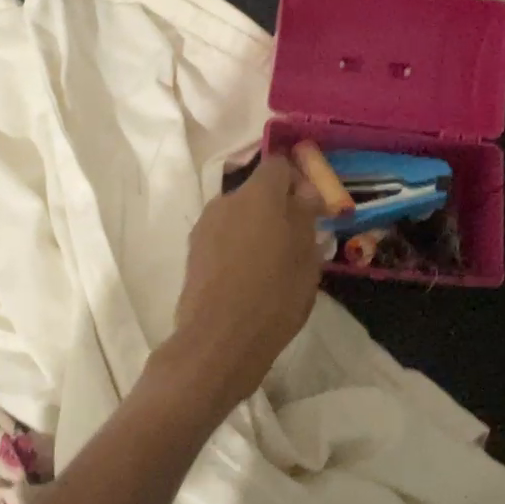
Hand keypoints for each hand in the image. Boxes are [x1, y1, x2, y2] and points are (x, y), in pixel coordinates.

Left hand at [153, 156, 325, 418]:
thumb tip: (304, 191)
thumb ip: (305, 216)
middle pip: (256, 192)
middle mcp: (226, 200)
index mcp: (258, 194)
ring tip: (273, 264)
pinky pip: (223, 238)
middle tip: (297, 239)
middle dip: (277, 208)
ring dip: (256, 229)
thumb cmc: (275, 294)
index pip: (278, 165)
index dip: (297, 179)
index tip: (311, 205)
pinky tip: (249, 278)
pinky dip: (237, 248)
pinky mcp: (193, 252)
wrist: (220, 338)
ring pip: (239, 216)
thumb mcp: (307, 256)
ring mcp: (205, 226)